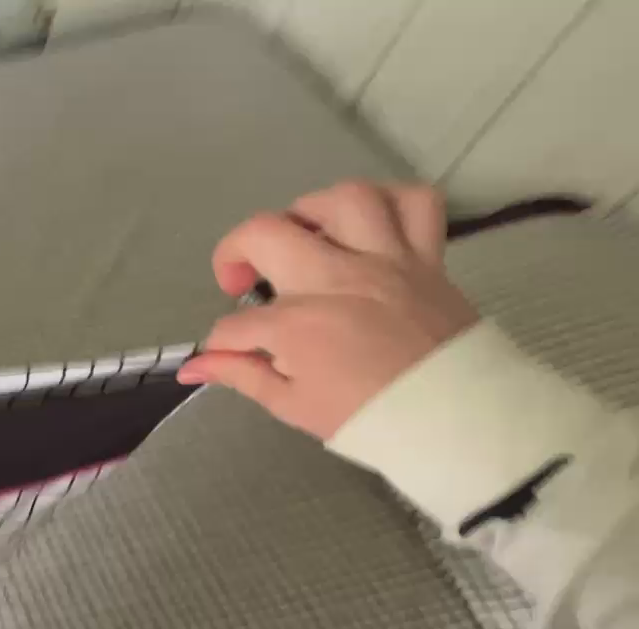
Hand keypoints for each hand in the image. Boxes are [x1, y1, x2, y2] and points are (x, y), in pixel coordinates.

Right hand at [177, 180, 481, 439]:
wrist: (450, 414)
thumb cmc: (360, 413)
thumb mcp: (286, 402)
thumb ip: (237, 373)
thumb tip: (192, 367)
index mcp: (297, 324)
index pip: (232, 323)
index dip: (220, 343)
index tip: (226, 357)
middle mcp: (336, 279)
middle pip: (266, 234)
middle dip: (234, 253)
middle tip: (240, 280)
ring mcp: (386, 261)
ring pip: (343, 200)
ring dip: (308, 212)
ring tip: (298, 238)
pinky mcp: (426, 257)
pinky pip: (415, 202)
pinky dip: (387, 202)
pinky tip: (362, 224)